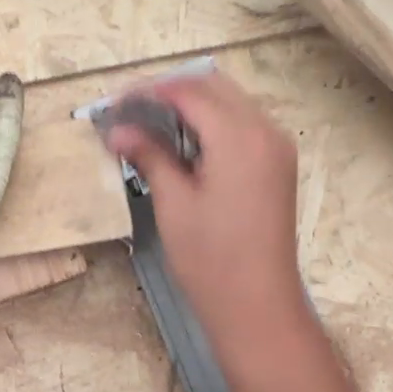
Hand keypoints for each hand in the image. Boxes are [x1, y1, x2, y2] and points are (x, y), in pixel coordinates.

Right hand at [103, 73, 303, 334]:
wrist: (257, 304)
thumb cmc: (210, 258)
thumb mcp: (174, 203)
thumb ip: (150, 156)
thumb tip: (118, 130)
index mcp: (239, 136)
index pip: (190, 92)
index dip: (149, 91)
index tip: (115, 103)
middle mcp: (266, 130)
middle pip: (215, 88)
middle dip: (171, 91)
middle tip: (130, 111)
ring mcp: (277, 148)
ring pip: (232, 103)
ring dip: (192, 106)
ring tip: (150, 126)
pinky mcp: (278, 166)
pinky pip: (244, 125)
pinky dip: (212, 124)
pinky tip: (184, 145)